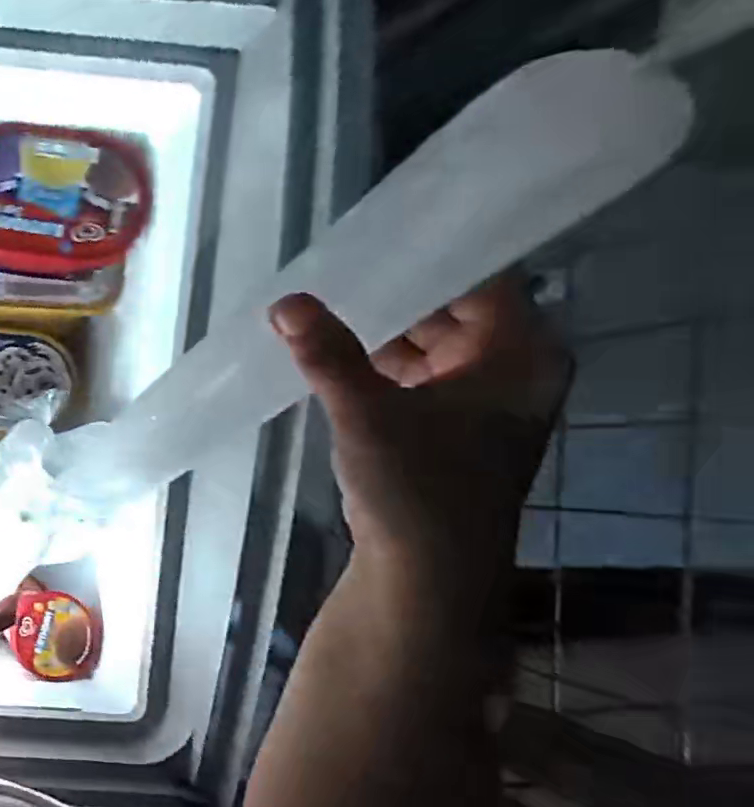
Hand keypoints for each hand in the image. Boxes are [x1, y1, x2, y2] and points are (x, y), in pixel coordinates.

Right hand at [268, 277, 569, 575]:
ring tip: (318, 310)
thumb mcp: (366, 414)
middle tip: (327, 275)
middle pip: (449, 310)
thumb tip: (285, 302)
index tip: (368, 241)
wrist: (424, 566)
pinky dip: (373, 363)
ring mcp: (476, 397)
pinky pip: (409, 373)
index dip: (428, 257)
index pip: (481, 282)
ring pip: (423, 343)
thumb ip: (328, 354)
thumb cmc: (416, 485)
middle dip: (387, 297)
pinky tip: (329, 355)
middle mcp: (509, 369)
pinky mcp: (444, 421)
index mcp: (520, 356)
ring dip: (373, 332)